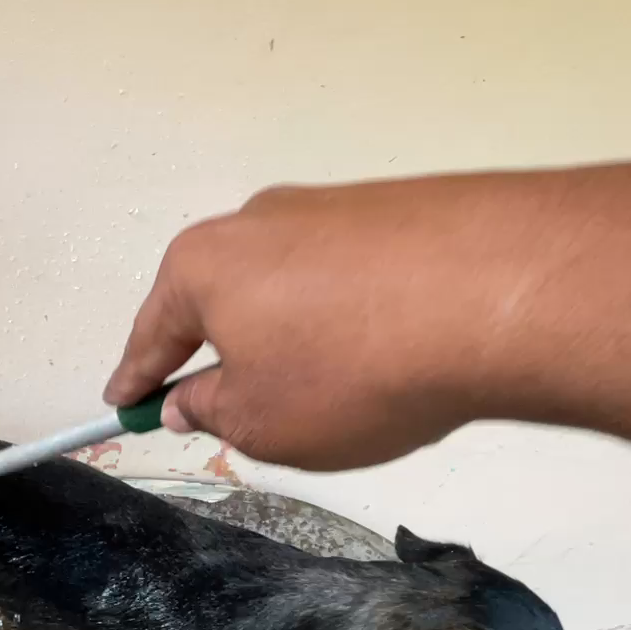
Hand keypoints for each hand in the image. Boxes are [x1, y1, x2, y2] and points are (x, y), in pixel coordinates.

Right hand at [102, 165, 630, 468]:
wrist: (511, 292)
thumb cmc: (348, 371)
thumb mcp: (258, 421)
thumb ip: (208, 412)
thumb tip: (188, 400)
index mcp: (202, 267)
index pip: (151, 338)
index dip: (134, 382)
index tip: (119, 404)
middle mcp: (255, 223)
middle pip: (214, 304)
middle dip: (214, 357)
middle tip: (219, 407)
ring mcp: (331, 208)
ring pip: (281, 291)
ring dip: (281, 339)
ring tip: (320, 389)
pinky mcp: (398, 208)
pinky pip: (341, 279)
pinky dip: (339, 320)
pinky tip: (375, 355)